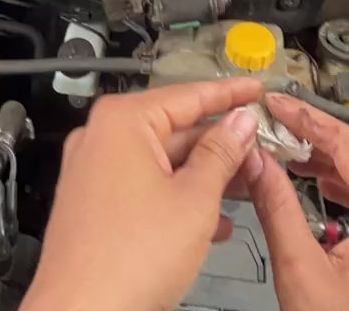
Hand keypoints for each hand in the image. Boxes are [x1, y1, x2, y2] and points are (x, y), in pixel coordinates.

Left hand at [21, 78, 267, 310]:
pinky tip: (209, 221)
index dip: (229, 94)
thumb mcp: (194, 200)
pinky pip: (142, 183)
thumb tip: (240, 122)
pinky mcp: (92, 200)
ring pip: (160, 159)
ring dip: (202, 175)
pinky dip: (175, 195)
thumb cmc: (129, 260)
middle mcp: (102, 136)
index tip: (254, 89)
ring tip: (241, 189)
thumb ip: (222, 153)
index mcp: (123, 120)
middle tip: (256, 150)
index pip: (189, 95)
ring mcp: (93, 169)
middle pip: (174, 128)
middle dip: (218, 145)